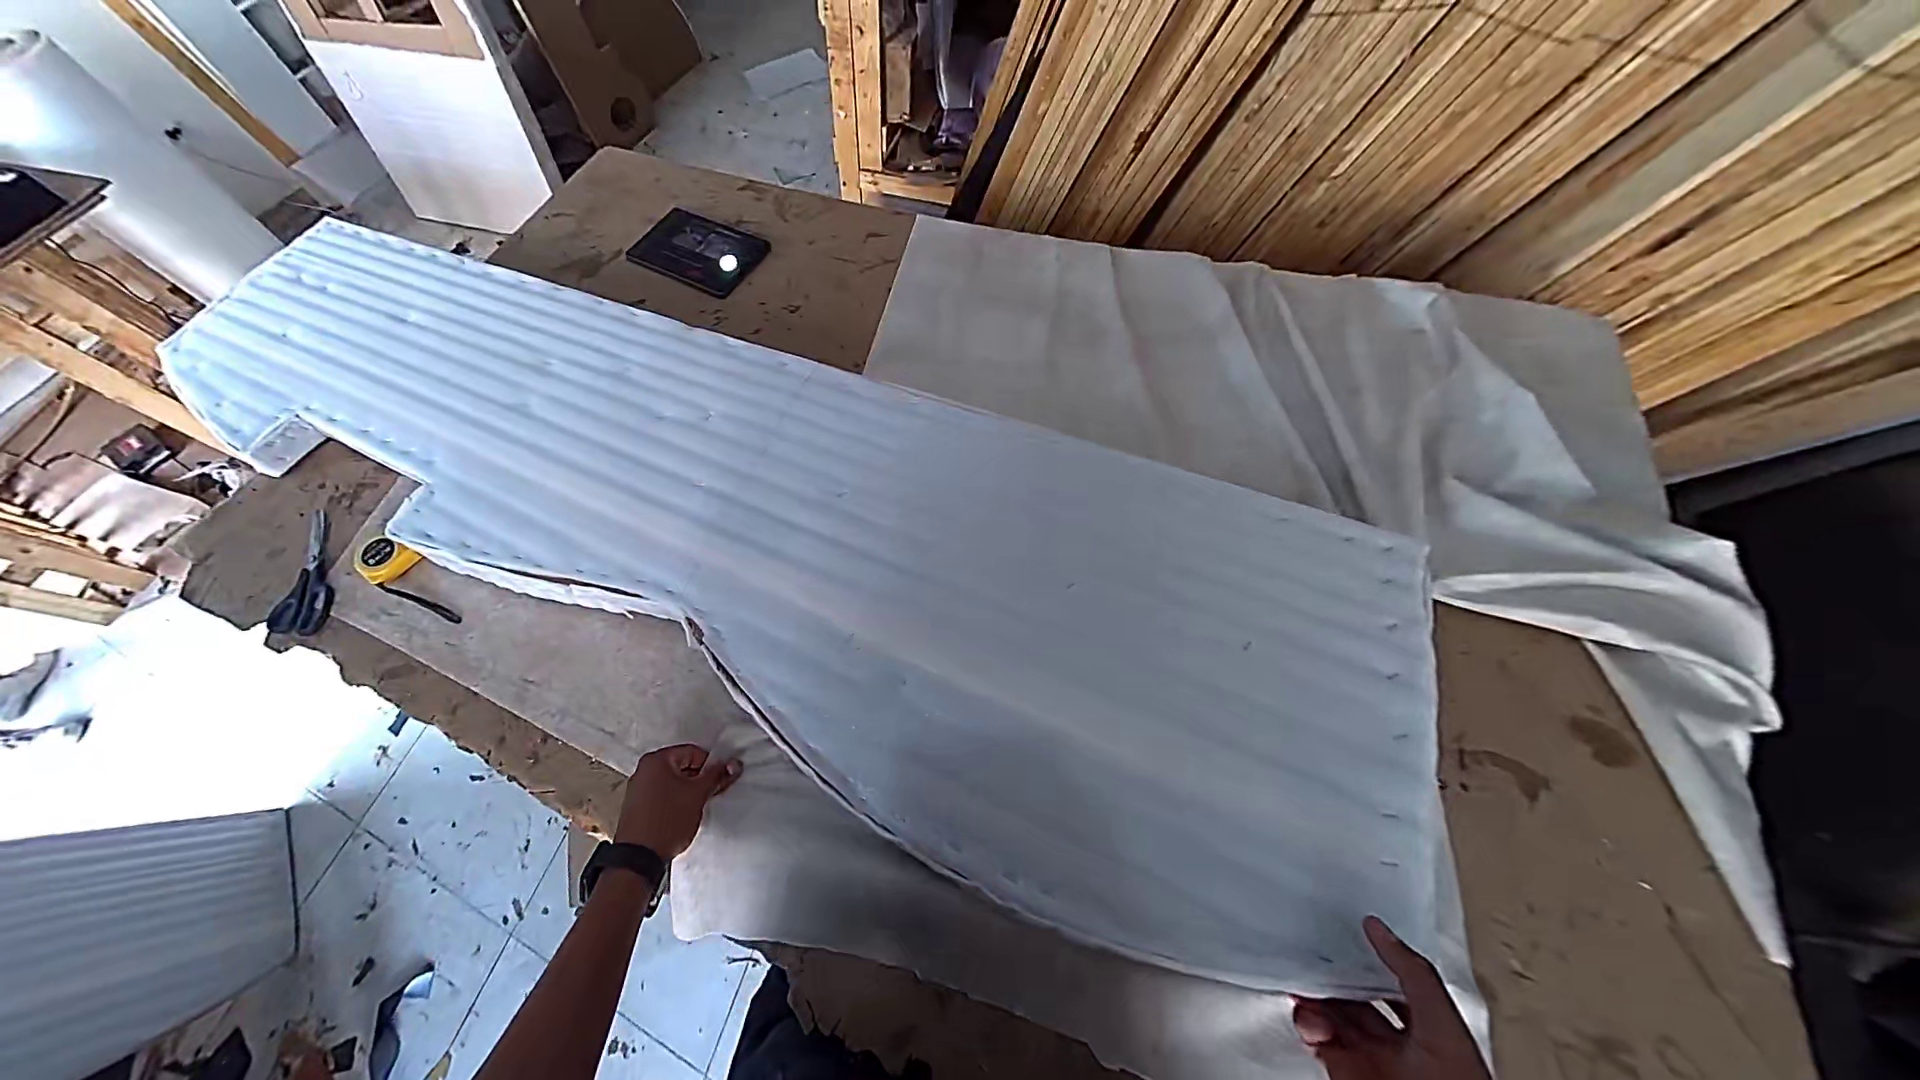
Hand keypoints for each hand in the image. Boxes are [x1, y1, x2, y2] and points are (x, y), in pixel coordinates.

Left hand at [614, 743, 740, 857]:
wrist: (639, 859)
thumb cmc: (667, 821)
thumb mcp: (699, 794)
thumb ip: (717, 775)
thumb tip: (733, 764)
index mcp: (656, 760)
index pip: (693, 752)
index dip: (710, 765)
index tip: (718, 779)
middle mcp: (643, 771)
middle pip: (682, 765)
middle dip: (699, 778)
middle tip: (710, 792)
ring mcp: (637, 790)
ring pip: (672, 782)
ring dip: (687, 790)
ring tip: (696, 806)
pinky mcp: (636, 807)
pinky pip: (662, 795)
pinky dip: (675, 800)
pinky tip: (682, 814)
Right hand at [1291, 917, 1490, 1079]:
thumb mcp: (1444, 1026)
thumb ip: (1414, 975)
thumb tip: (1379, 928)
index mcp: (1430, 1031)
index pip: (1396, 982)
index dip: (1373, 956)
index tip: (1350, 931)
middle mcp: (1399, 1045)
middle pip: (1357, 995)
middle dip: (1334, 973)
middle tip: (1314, 949)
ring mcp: (1369, 1059)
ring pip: (1331, 1013)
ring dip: (1314, 993)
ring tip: (1306, 979)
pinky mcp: (1342, 1070)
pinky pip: (1315, 1036)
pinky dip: (1305, 1020)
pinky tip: (1307, 1011)